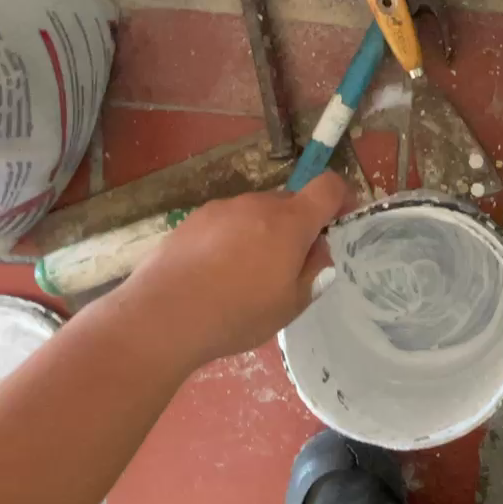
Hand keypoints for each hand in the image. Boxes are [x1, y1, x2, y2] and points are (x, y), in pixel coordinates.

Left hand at [109, 173, 353, 368]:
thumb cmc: (237, 314)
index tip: (338, 223)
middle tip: (287, 268)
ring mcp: (221, 209)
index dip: (341, 199)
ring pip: (257, 213)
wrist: (161, 317)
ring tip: (245, 276)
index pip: (328, 186)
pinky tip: (216, 274)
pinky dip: (233, 240)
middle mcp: (257, 204)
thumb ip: (315, 270)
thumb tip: (317, 249)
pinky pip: (228, 222)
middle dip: (298, 227)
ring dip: (263, 234)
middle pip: (291, 203)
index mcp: (290, 222)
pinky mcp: (193, 220)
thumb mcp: (293, 303)